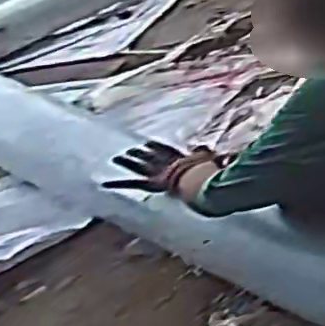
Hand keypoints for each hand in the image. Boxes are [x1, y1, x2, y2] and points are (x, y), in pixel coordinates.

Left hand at [104, 141, 219, 195]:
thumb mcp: (215, 162)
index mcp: (182, 159)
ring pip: (141, 165)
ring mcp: (158, 172)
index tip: (149, 142)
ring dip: (129, 161)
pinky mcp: (150, 182)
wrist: (198, 179)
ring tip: (117, 158)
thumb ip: (215, 156)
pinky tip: (103, 183)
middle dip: (142, 153)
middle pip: (153, 156)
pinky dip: (117, 183)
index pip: (168, 151)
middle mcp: (168, 163)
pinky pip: (131, 183)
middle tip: (131, 149)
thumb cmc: (211, 172)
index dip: (158, 147)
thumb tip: (222, 151)